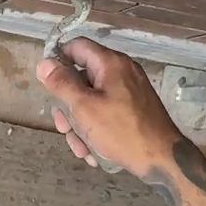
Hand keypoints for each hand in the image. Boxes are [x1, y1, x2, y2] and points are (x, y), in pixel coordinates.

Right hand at [35, 37, 185, 178]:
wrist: (161, 159)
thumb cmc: (121, 131)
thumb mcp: (84, 108)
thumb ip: (62, 83)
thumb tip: (44, 63)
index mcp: (110, 64)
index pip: (76, 46)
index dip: (57, 60)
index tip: (46, 83)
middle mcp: (121, 72)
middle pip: (81, 79)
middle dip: (68, 107)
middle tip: (64, 128)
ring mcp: (128, 91)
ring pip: (90, 101)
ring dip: (79, 126)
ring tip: (82, 149)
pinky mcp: (132, 109)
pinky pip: (105, 113)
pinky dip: (95, 130)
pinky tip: (93, 151)